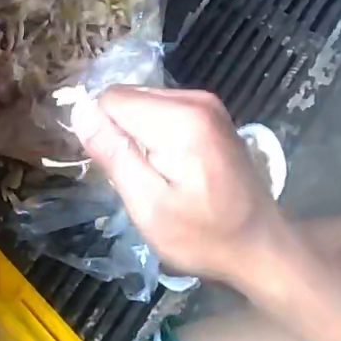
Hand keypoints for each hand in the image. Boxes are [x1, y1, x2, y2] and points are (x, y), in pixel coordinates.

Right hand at [72, 87, 284, 285]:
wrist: (260, 244)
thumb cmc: (204, 235)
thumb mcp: (149, 206)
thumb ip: (114, 154)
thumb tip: (80, 112)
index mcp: (182, 118)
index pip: (112, 99)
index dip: (102, 133)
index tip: (117, 169)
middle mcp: (196, 98)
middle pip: (129, 97)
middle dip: (121, 133)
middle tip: (139, 178)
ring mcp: (207, 102)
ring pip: (143, 102)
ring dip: (137, 135)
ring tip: (156, 175)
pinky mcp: (210, 112)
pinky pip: (162, 109)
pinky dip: (154, 133)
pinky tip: (171, 167)